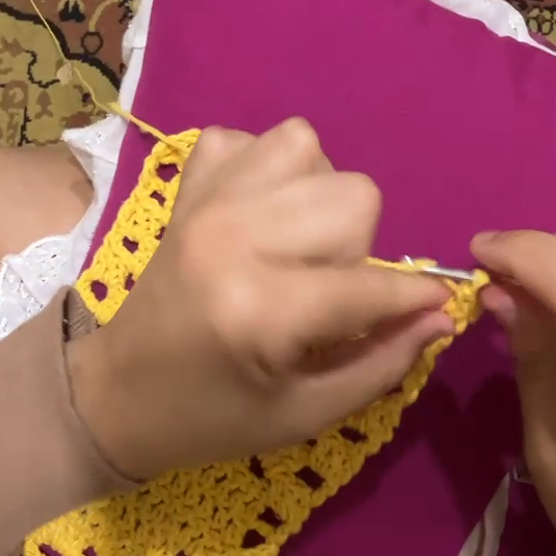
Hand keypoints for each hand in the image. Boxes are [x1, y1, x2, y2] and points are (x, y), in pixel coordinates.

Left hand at [70, 118, 454, 480]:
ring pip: (305, 147)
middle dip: (360, 248)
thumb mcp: (302, 415)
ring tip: (298, 243)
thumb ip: (380, 363)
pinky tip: (259, 214)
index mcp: (260, 308)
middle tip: (329, 289)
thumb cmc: (210, 416)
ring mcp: (204, 200)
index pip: (369, 284)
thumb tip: (441, 315)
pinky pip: (247, 139)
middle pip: (353, 194)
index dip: (416, 297)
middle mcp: (234, 236)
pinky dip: (267, 168)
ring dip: (319, 195)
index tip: (436, 304)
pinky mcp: (185, 186)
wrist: (114, 393)